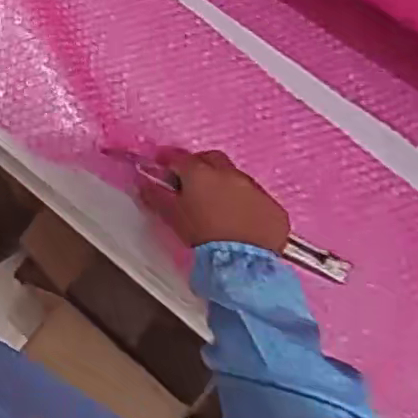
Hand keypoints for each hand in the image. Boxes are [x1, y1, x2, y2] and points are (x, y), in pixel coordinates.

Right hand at [138, 148, 289, 251]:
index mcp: (200, 173)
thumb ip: (154, 193)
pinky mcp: (274, 207)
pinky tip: (238, 219)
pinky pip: (255, 197)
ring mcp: (256, 189)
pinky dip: (245, 202)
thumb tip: (143, 181)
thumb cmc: (200, 233)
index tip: (160, 165)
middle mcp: (230, 174)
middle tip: (190, 182)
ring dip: (224, 184)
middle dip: (200, 165)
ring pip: (236, 177)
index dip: (167, 160)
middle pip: (212, 159)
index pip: (178, 157)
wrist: (243, 260)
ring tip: (216, 204)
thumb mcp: (169, 213)